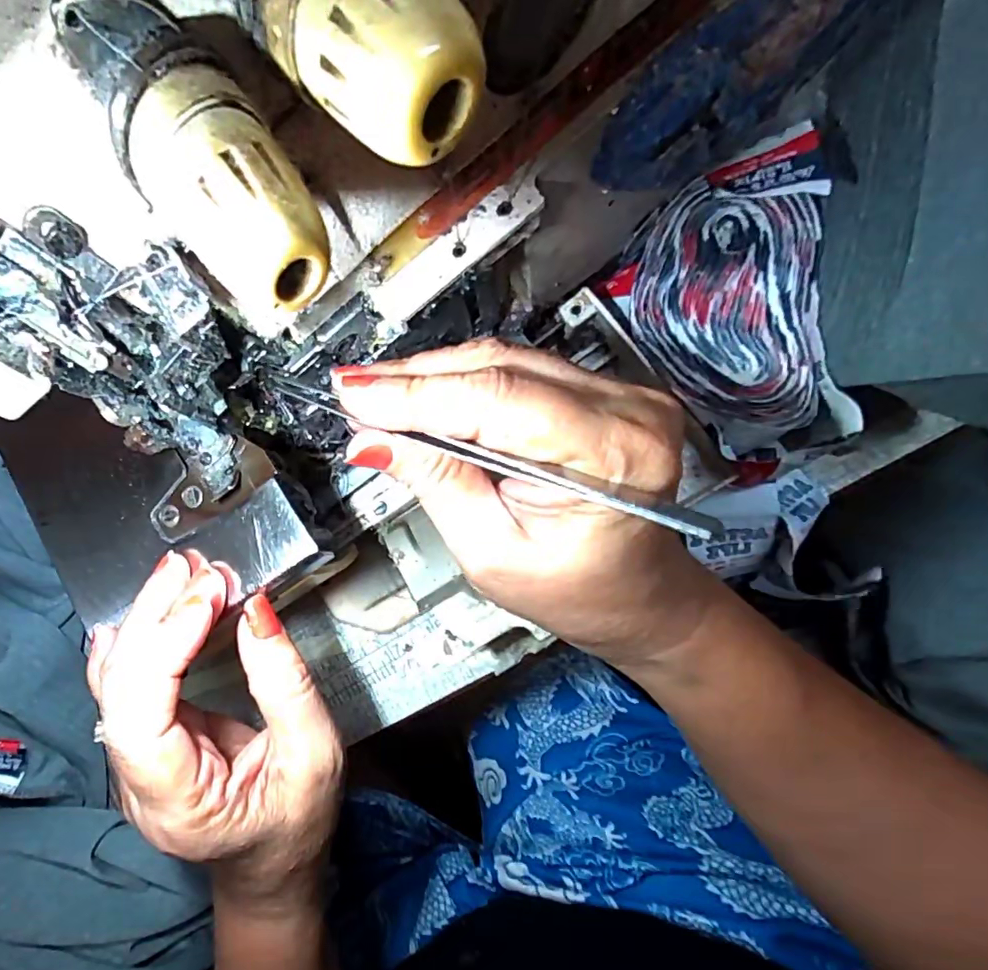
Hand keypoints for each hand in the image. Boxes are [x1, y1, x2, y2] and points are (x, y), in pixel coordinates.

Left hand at [87, 550, 342, 911]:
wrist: (270, 865)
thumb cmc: (295, 824)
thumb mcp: (313, 757)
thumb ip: (285, 687)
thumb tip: (257, 612)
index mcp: (175, 803)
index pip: (143, 714)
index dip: (167, 645)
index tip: (206, 596)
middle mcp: (137, 783)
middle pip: (120, 688)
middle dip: (155, 618)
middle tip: (193, 570)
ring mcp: (132, 761)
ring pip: (116, 680)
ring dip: (145, 619)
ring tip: (178, 575)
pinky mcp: (144, 739)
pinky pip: (126, 683)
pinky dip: (139, 637)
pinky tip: (148, 607)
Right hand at [335, 340, 725, 668]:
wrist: (634, 591)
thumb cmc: (579, 590)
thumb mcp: (492, 551)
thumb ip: (436, 482)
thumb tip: (375, 439)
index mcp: (611, 456)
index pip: (492, 399)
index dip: (412, 395)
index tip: (355, 396)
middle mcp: (628, 410)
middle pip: (497, 368)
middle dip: (413, 379)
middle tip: (353, 390)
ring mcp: (621, 393)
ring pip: (503, 361)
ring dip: (433, 377)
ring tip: (377, 394)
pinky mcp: (602, 390)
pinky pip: (519, 370)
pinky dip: (464, 381)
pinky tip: (424, 392)